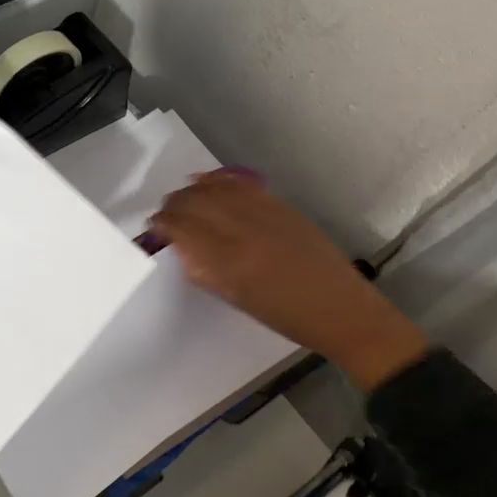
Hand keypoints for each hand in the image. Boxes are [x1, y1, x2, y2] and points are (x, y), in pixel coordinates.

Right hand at [149, 170, 428, 389]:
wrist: (341, 310)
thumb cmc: (285, 316)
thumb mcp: (235, 298)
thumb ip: (204, 269)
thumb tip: (180, 245)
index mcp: (228, 262)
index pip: (181, 228)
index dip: (162, 224)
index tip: (155, 229)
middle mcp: (243, 231)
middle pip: (193, 202)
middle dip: (173, 205)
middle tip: (166, 216)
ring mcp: (264, 214)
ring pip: (214, 188)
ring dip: (192, 191)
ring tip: (183, 199)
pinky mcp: (280, 206)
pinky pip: (240, 183)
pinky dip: (218, 180)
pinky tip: (208, 183)